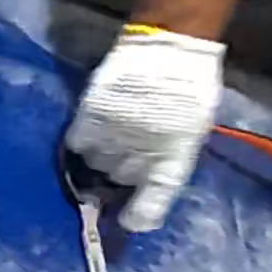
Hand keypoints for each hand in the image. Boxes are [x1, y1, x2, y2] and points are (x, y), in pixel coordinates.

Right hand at [65, 26, 226, 231]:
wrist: (165, 46)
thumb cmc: (186, 84)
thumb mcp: (192, 121)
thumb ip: (169, 153)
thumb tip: (143, 183)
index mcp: (177, 146)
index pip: (160, 186)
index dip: (146, 209)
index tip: (133, 225)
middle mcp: (142, 145)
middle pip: (121, 176)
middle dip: (123, 173)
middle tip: (126, 161)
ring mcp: (112, 134)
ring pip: (98, 164)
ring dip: (104, 158)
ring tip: (114, 140)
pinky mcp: (88, 123)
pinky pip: (79, 147)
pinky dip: (85, 144)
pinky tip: (96, 133)